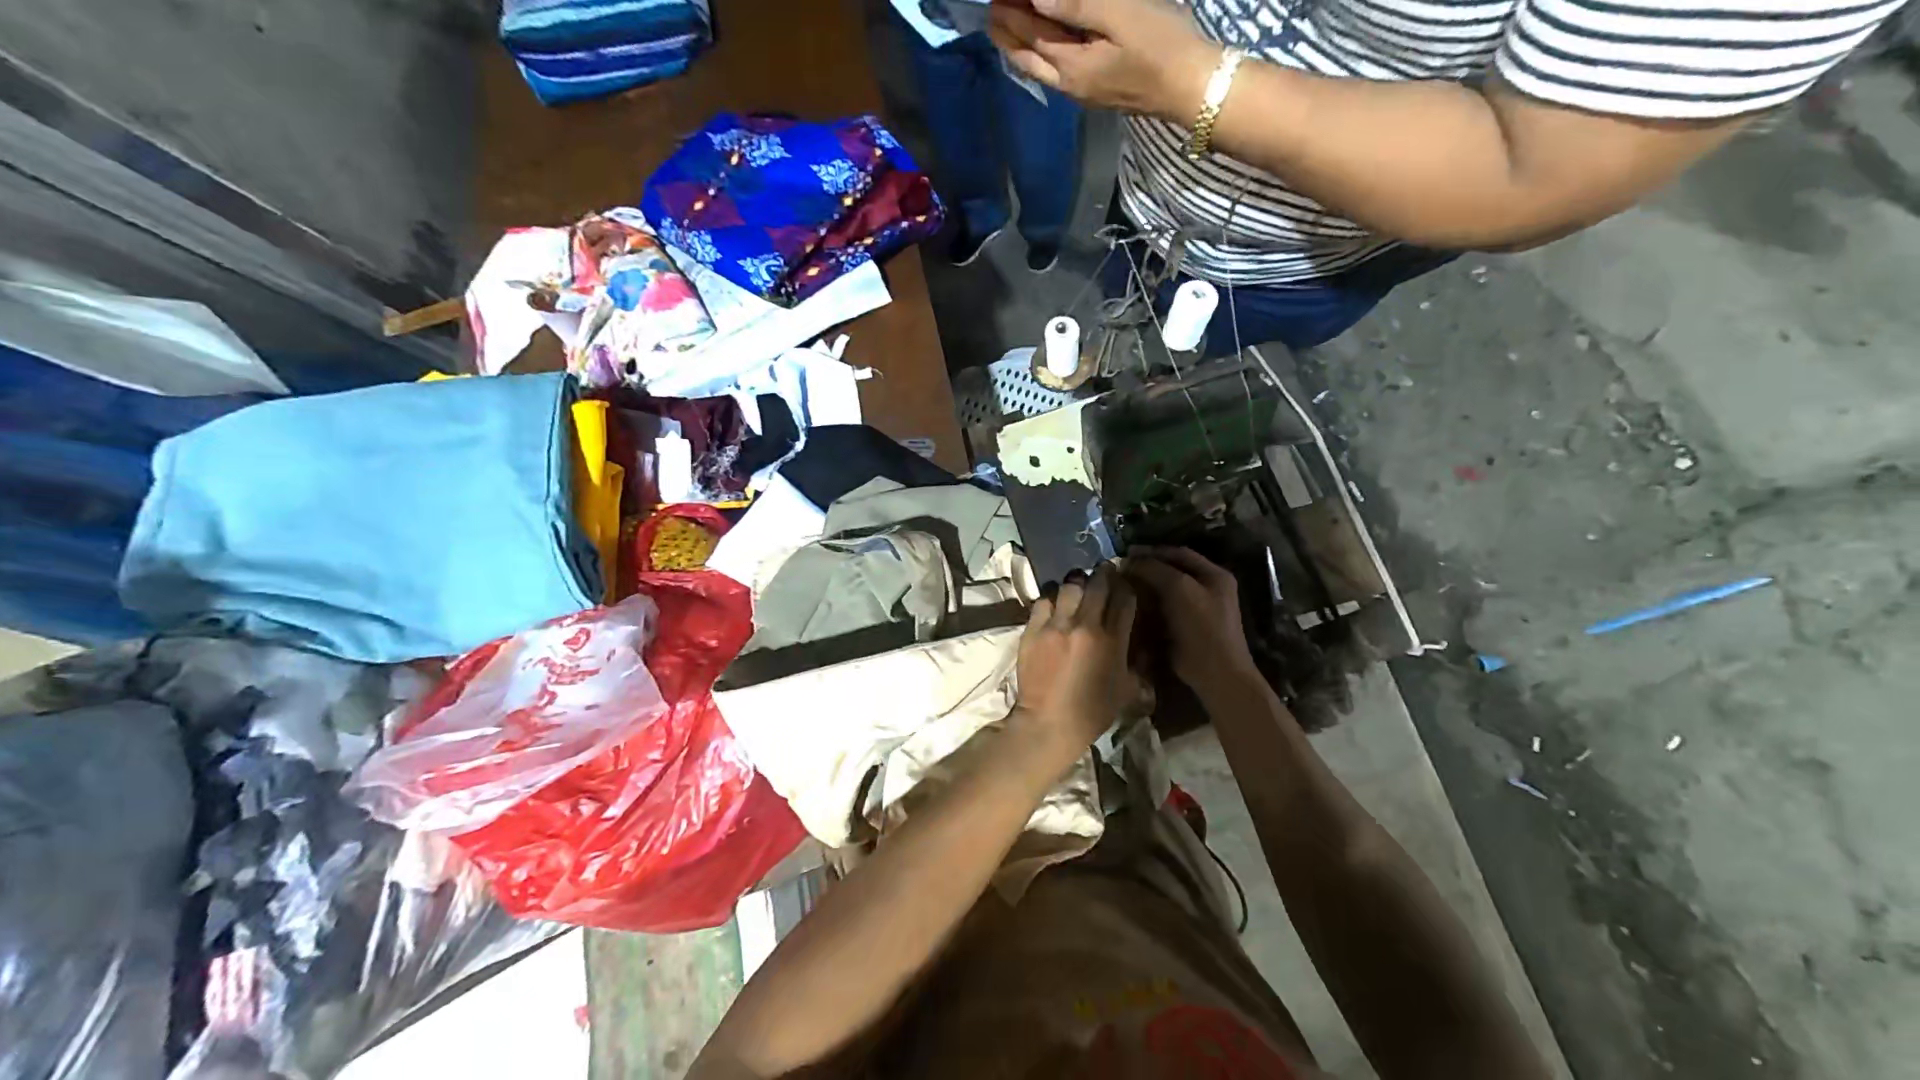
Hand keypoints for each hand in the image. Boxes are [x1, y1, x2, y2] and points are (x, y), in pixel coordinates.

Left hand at [988, 0, 1220, 120]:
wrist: (1190, 88)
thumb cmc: (1159, 45)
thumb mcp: (1118, 15)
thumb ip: (1075, 6)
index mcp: (1069, 64)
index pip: (1029, 32)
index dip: (1010, 9)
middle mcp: (1067, 84)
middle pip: (1025, 58)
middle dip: (1004, 33)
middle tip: (990, 11)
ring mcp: (1080, 93)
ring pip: (1037, 70)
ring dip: (1018, 49)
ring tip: (1004, 29)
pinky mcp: (1094, 94)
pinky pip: (1054, 74)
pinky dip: (1038, 58)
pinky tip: (1040, 48)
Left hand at [1010, 564, 1138, 762]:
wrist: (1049, 721)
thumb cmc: (1092, 710)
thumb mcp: (1127, 688)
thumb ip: (1136, 660)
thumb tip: (1141, 642)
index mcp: (1112, 639)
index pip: (1124, 598)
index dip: (1126, 586)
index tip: (1124, 584)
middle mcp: (1085, 625)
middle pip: (1098, 584)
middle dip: (1104, 575)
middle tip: (1104, 573)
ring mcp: (1056, 625)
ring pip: (1070, 586)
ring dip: (1077, 583)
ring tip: (1078, 586)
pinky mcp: (1033, 628)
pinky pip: (1044, 600)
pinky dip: (1052, 597)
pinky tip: (1055, 603)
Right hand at [1124, 547, 1256, 689]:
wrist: (1216, 672)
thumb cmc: (1202, 626)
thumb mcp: (1180, 589)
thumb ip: (1155, 569)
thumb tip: (1128, 561)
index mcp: (1214, 575)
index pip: (1179, 553)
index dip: (1152, 551)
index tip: (1126, 553)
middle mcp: (1207, 589)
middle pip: (1172, 571)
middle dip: (1146, 569)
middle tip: (1120, 570)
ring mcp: (1197, 610)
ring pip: (1165, 591)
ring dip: (1144, 588)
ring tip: (1121, 586)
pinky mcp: (1185, 628)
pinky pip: (1163, 610)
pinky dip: (1146, 606)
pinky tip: (1130, 606)